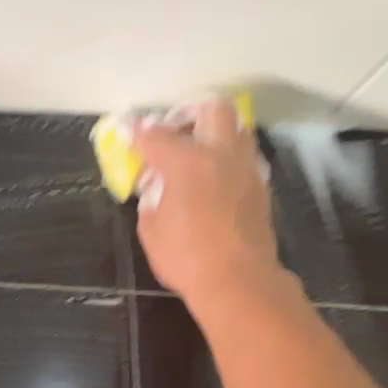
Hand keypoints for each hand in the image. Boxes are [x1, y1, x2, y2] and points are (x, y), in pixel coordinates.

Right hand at [131, 97, 283, 299]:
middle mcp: (220, 154)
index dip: (138, 131)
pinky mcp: (259, 186)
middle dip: (189, 112)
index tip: (127, 127)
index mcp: (187, 162)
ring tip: (196, 152)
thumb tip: (156, 185)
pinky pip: (243, 156)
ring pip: (236, 127)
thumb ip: (152, 198)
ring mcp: (245, 167)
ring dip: (214, 131)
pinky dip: (226, 157)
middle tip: (173, 130)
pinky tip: (213, 178)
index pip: (156, 136)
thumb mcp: (151, 229)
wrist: (236, 279)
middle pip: (212, 108)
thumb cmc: (185, 257)